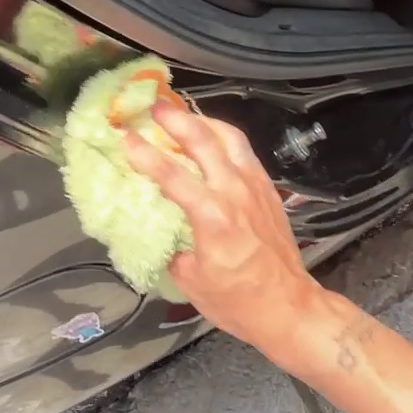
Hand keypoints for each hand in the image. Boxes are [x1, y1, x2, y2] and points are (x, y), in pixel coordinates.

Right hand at [126, 105, 330, 360]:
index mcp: (212, 216)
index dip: (145, 154)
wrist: (287, 305)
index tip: (126, 137)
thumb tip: (156, 230)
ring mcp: (255, 185)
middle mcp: (235, 191)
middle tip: (155, 107)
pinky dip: (225, 138)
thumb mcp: (190, 281)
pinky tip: (213, 140)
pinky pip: (244, 151)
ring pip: (230, 137)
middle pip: (204, 141)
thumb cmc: (237, 300)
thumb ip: (170, 248)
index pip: (172, 175)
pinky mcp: (268, 188)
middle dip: (176, 119)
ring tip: (185, 115)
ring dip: (205, 121)